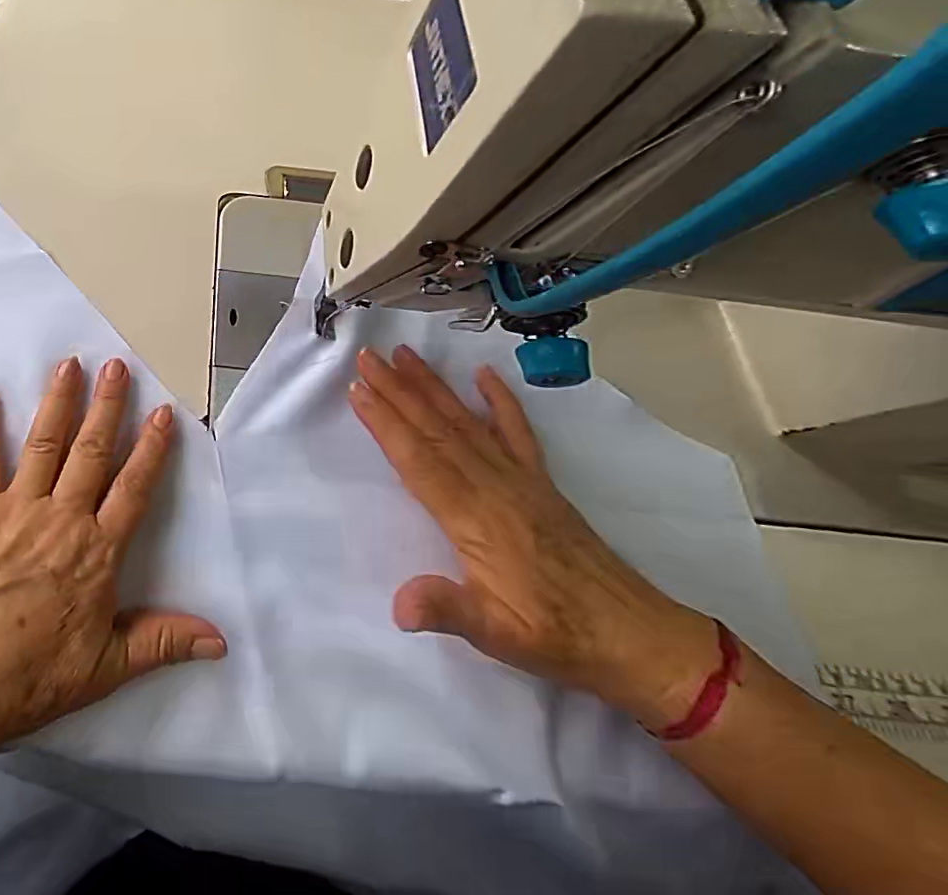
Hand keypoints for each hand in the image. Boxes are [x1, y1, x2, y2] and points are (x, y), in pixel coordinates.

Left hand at [0, 357, 226, 819]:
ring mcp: (17, 509)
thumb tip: (219, 640)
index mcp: (97, 553)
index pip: (133, 489)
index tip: (162, 414)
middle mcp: (61, 519)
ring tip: (69, 365)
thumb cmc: (33, 674)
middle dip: (106, 407)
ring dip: (58, 403)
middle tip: (115, 367)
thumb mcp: (106, 667)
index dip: (151, 450)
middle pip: (91, 453)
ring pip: (45, 445)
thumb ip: (161, 643)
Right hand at [347, 345, 718, 728]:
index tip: (358, 390)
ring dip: (433, 387)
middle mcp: (496, 488)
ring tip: (405, 355)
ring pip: (467, 424)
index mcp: (475, 519)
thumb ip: (447, 610)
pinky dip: (500, 401)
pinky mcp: (541, 485)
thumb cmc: (555, 636)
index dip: (386, 423)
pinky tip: (484, 376)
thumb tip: (400, 607)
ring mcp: (521, 481)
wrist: (638, 641)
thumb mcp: (497, 635)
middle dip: (399, 391)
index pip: (420, 460)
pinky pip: (517, 433)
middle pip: (437, 430)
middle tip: (368, 357)